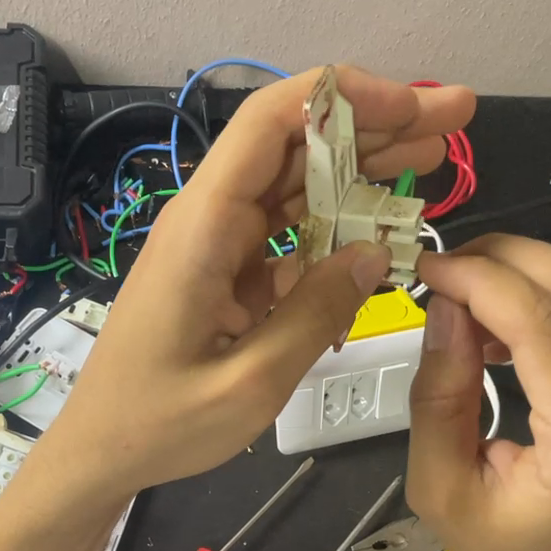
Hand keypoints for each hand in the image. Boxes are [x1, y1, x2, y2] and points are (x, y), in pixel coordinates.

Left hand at [37, 66, 475, 502]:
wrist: (99, 451)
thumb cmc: (160, 424)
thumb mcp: (250, 383)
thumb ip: (316, 313)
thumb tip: (375, 252)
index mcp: (203, 228)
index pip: (272, 122)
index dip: (348, 99)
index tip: (415, 109)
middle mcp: (206, 221)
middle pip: (291, 147)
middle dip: (372, 128)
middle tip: (451, 124)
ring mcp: (211, 248)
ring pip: (291, 190)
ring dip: (357, 177)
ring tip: (427, 170)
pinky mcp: (217, 276)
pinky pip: (280, 241)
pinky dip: (327, 236)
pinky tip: (372, 244)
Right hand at [406, 236, 550, 550]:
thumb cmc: (500, 545)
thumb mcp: (440, 486)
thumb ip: (439, 396)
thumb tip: (446, 307)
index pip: (547, 328)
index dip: (483, 281)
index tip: (430, 265)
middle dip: (509, 258)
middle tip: (450, 265)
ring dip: (535, 269)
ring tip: (475, 290)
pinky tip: (517, 312)